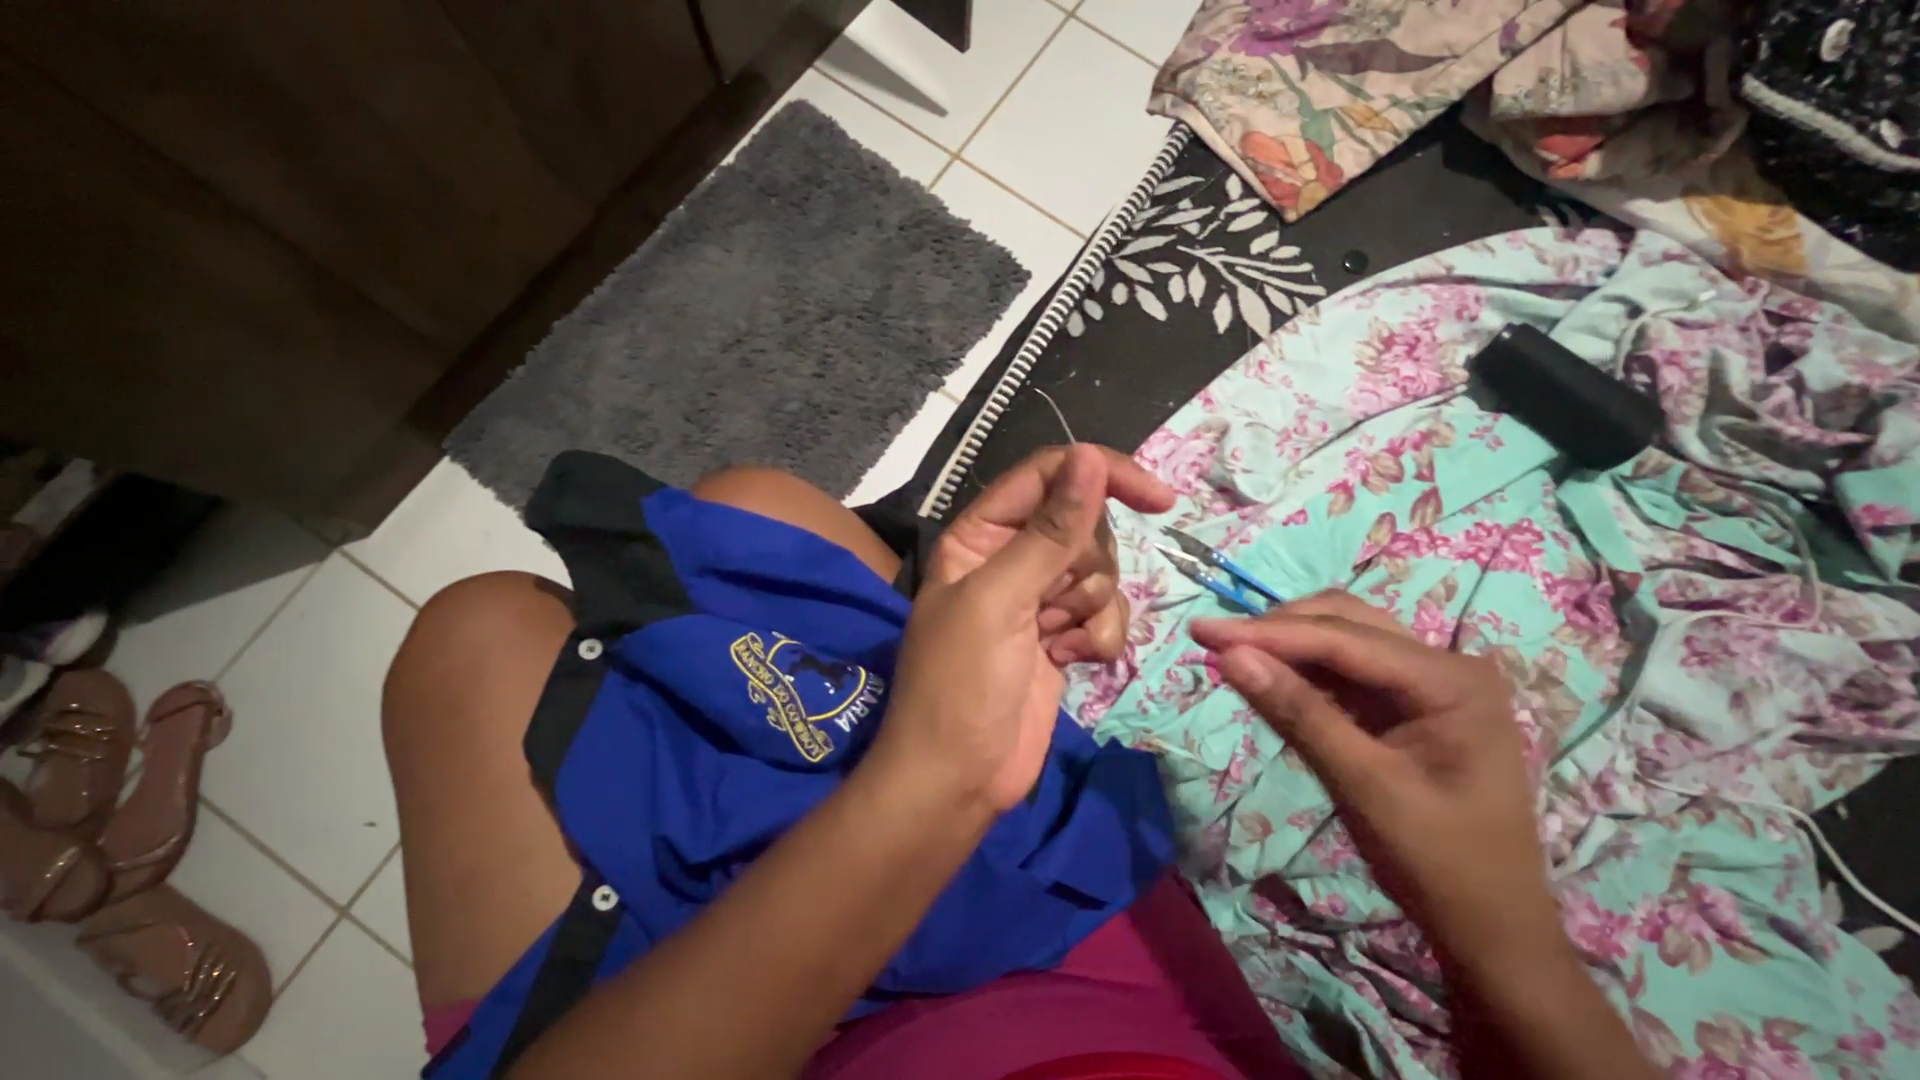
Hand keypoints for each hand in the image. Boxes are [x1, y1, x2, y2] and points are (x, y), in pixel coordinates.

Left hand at [876, 445, 1173, 811]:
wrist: (958, 779)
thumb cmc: (961, 685)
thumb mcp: (1002, 599)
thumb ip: (1051, 530)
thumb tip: (1091, 456)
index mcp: (980, 535)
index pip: (1049, 474)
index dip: (1103, 475)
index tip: (1159, 500)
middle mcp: (1009, 558)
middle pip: (1083, 526)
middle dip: (1085, 568)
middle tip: (1052, 608)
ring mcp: (1037, 600)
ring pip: (1100, 573)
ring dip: (1090, 609)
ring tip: (1053, 642)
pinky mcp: (1059, 637)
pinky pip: (1105, 615)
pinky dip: (1098, 638)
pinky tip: (1070, 662)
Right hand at [1190, 592, 1559, 962]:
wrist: (1493, 926)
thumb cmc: (1438, 860)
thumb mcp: (1364, 785)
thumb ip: (1299, 713)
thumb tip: (1231, 657)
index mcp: (1452, 680)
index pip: (1344, 638)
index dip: (1269, 632)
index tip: (1203, 630)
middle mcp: (1448, 665)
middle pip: (1347, 622)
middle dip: (1277, 628)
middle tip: (1211, 639)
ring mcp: (1433, 683)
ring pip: (1347, 637)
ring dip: (1290, 642)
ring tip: (1231, 651)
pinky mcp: (1413, 704)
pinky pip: (1351, 670)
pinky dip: (1307, 669)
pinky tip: (1270, 674)